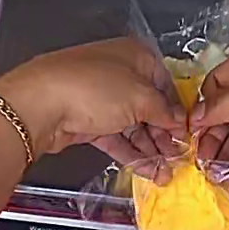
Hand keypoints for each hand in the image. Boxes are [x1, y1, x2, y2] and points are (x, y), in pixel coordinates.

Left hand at [0, 38, 185, 167]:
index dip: (177, 110)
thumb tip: (179, 120)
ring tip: (165, 173)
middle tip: (178, 159)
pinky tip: (147, 170)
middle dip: (164, 135)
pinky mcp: (88, 123)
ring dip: (150, 150)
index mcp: (136, 57)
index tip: (187, 132)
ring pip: (133, 127)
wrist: (41, 104)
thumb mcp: (139, 97)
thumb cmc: (94, 89)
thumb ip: (163, 111)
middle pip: (149, 108)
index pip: (165, 84)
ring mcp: (101, 100)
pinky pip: (116, 139)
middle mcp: (119, 75)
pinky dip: (131, 154)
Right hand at [193, 40, 228, 193]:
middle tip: (199, 155)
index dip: (205, 104)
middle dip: (212, 130)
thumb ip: (226, 105)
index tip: (191, 129)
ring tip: (211, 167)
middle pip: (227, 106)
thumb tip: (195, 115)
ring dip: (223, 146)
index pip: (221, 79)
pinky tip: (228, 168)